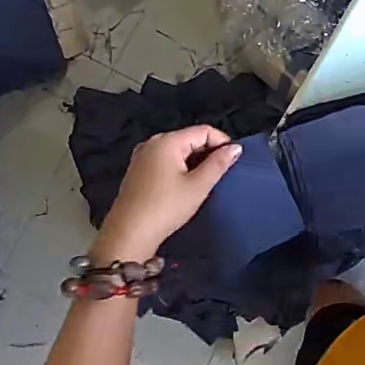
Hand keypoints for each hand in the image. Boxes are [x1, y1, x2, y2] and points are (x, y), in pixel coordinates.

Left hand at [92, 125, 243, 262]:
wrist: (129, 234)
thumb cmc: (165, 208)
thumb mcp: (198, 186)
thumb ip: (218, 164)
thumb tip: (235, 148)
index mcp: (166, 142)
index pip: (203, 131)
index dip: (222, 142)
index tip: (233, 160)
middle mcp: (152, 143)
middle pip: (189, 138)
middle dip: (208, 152)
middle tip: (221, 173)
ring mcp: (142, 156)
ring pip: (178, 150)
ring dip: (195, 161)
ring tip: (205, 181)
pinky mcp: (138, 170)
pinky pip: (165, 160)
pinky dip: (180, 167)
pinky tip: (185, 185)